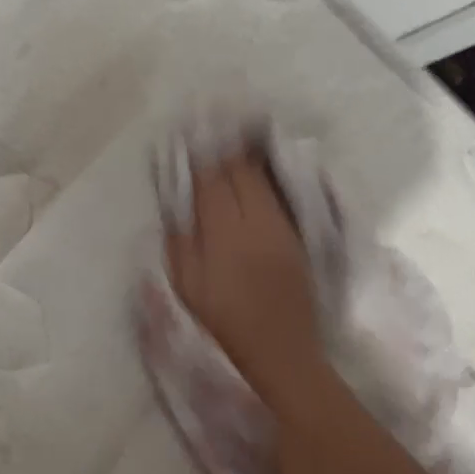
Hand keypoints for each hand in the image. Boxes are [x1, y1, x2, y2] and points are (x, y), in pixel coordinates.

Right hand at [163, 152, 326, 406]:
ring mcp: (280, 229)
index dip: (200, 157)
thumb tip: (179, 210)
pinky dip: (261, 180)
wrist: (280, 349)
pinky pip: (276, 198)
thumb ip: (181, 244)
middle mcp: (256, 222)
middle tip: (212, 123)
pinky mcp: (294, 239)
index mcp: (224, 233)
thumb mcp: (187, 288)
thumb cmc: (222, 323)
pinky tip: (254, 172)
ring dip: (245, 158)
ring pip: (261, 182)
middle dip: (224, 148)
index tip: (191, 134)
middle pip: (240, 174)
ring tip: (233, 138)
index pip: (211, 182)